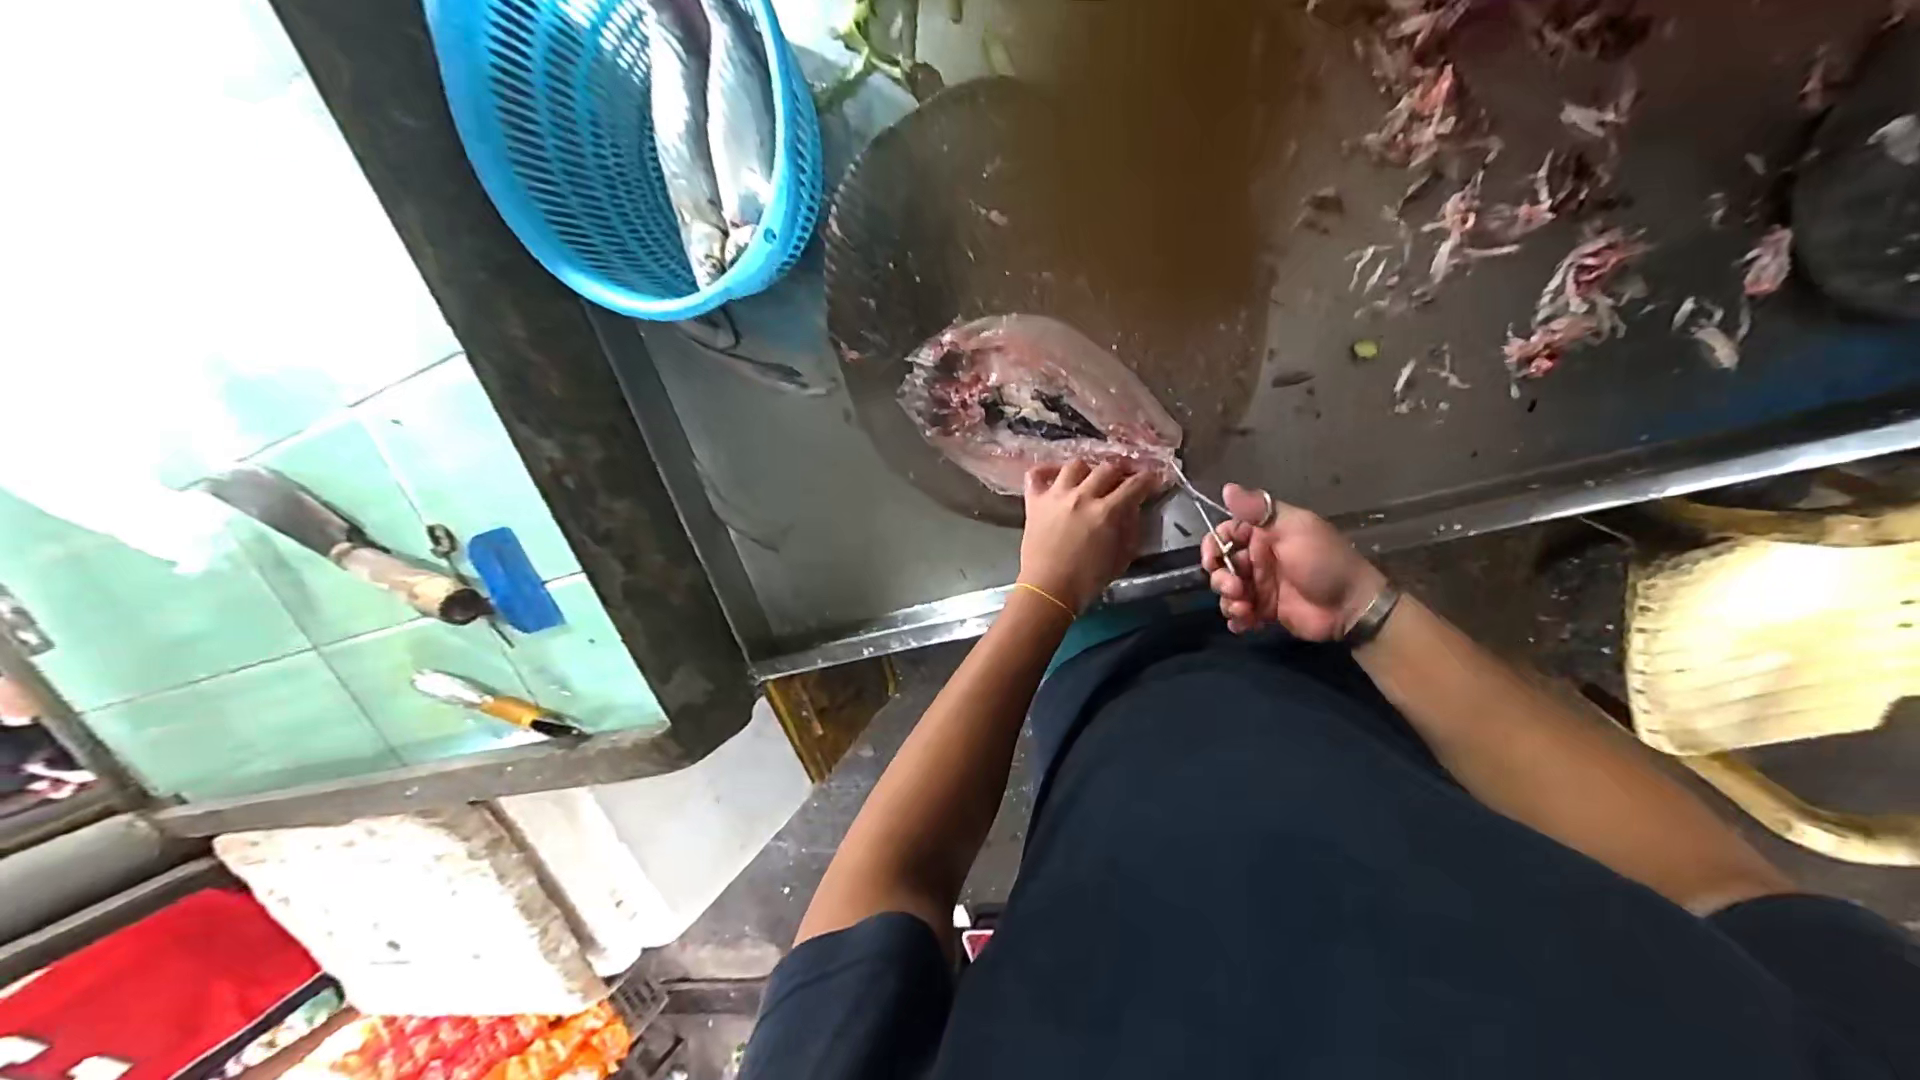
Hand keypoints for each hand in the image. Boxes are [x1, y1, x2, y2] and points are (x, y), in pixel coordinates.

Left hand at [1019, 461, 1158, 612]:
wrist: (1049, 590)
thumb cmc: (1088, 580)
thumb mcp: (1122, 557)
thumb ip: (1131, 528)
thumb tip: (1133, 508)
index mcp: (1107, 512)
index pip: (1135, 485)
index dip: (1149, 479)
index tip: (1152, 479)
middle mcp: (1082, 497)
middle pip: (1108, 468)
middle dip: (1122, 471)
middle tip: (1124, 478)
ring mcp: (1056, 496)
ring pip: (1076, 465)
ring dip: (1088, 469)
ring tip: (1091, 478)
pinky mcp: (1034, 501)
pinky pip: (1037, 474)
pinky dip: (1047, 469)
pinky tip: (1057, 475)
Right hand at [1200, 484, 1386, 639]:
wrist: (1351, 606)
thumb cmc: (1323, 562)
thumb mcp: (1295, 528)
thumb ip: (1259, 510)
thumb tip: (1227, 487)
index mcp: (1264, 535)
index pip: (1225, 535)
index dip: (1213, 546)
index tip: (1213, 560)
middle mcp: (1258, 559)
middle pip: (1221, 566)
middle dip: (1221, 579)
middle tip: (1236, 589)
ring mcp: (1261, 586)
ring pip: (1227, 591)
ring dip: (1228, 601)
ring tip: (1244, 609)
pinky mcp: (1265, 611)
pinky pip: (1239, 614)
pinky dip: (1237, 619)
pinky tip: (1245, 623)